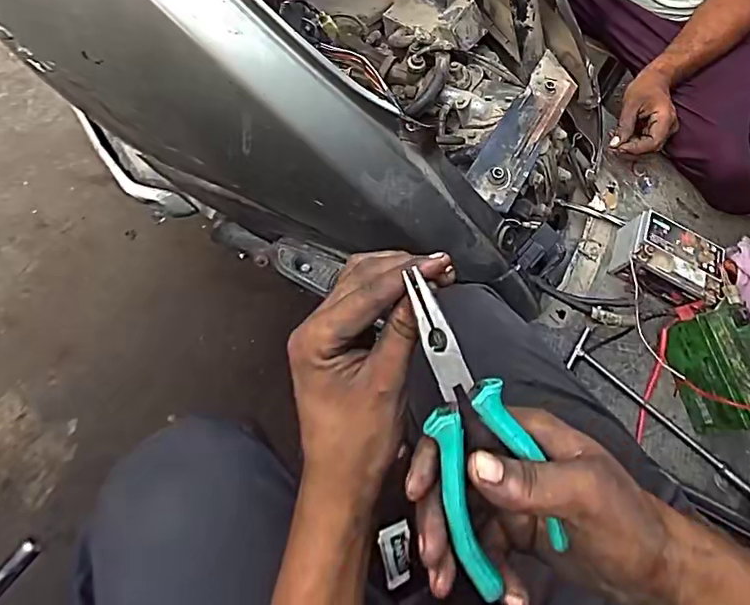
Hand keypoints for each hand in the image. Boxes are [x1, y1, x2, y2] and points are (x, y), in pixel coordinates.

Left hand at [288, 251, 454, 499]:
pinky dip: (389, 291)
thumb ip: (403, 331)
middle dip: (402, 267)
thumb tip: (421, 293)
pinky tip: (410, 292)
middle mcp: (313, 329)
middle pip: (360, 276)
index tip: (434, 265)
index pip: (366, 291)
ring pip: (360, 281)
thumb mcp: (385, 384)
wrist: (341, 483)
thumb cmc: (353, 448)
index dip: (405, 274)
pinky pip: (363, 299)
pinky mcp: (337, 338)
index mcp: (315, 338)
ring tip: (429, 274)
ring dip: (396, 274)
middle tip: (437, 267)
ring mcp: (322, 332)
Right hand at [406, 409, 677, 604]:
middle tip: (435, 552)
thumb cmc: (632, 519)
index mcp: (528, 433)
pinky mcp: (520, 527)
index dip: (437, 452)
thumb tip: (477, 463)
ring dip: (457, 549)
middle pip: (457, 474)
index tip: (420, 487)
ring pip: (466, 513)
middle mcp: (516, 457)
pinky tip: (507, 593)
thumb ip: (530, 477)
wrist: (658, 570)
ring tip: (454, 580)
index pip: (467, 428)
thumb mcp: (583, 493)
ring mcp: (516, 493)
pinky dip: (489, 572)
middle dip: (442, 515)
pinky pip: (487, 546)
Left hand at [612, 66, 678, 156]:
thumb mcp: (630, 104)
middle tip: (614, 148)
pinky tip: (622, 137)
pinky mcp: (657, 129)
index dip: (634, 149)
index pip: (652, 143)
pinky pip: (646, 140)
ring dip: (631, 146)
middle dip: (631, 150)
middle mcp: (668, 127)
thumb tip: (617, 143)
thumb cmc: (646, 86)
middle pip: (650, 148)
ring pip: (647, 146)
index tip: (619, 148)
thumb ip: (624, 125)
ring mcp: (664, 129)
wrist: (655, 78)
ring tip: (616, 142)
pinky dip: (634, 141)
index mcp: (665, 119)